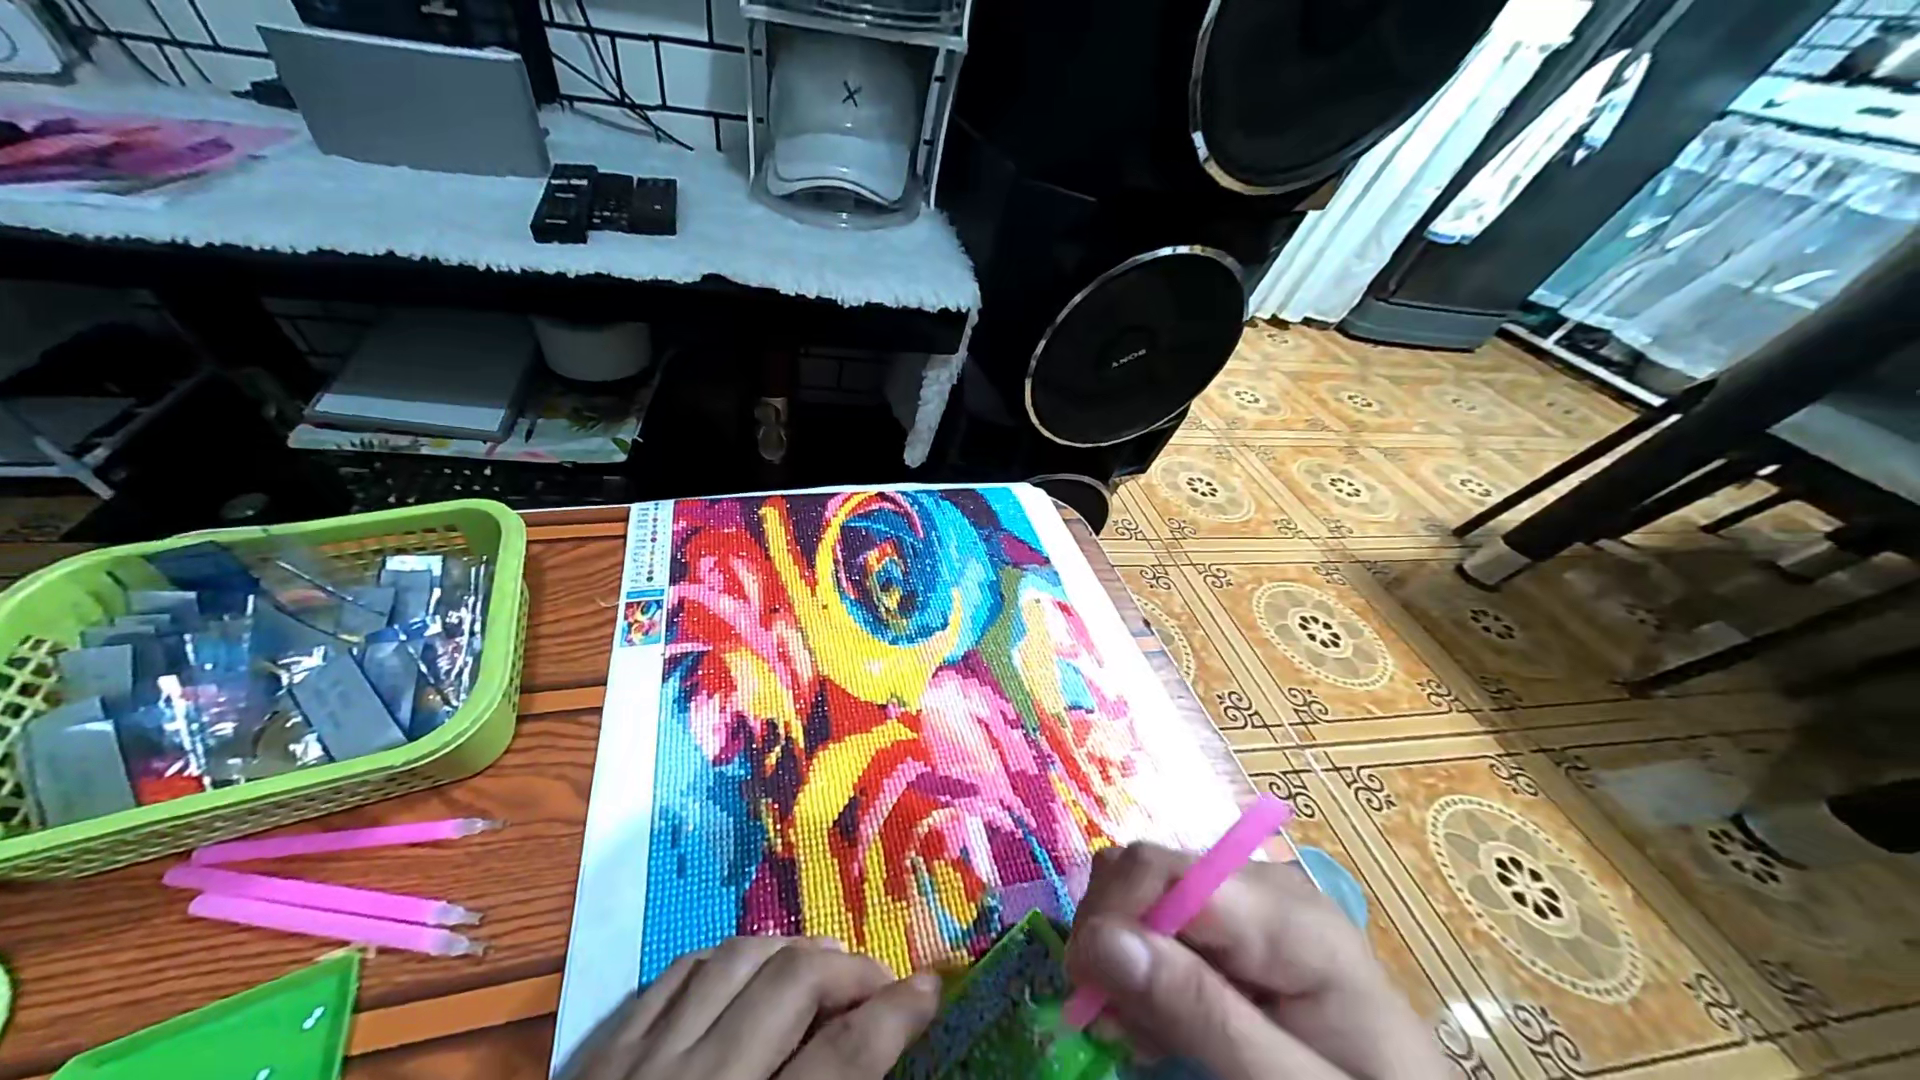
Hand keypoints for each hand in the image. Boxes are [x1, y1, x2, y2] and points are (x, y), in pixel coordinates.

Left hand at [565, 936, 940, 1079]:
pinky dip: (726, 960)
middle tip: (878, 987)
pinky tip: (746, 974)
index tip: (931, 989)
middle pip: (794, 983)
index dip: (897, 1013)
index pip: (842, 1059)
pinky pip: (678, 970)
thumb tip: (869, 1066)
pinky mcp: (600, 1055)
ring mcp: (639, 1063)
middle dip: (853, 971)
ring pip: (737, 957)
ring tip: (820, 969)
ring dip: (792, 954)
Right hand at [1065, 843, 1447, 1079]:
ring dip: (1121, 956)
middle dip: (1110, 938)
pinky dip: (1143, 966)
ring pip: (1144, 892)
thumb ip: (1201, 1014)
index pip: (1160, 870)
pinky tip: (1158, 1020)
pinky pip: (1164, 919)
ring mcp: (1250, 900)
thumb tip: (1100, 940)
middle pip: (1145, 871)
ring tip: (1139, 1032)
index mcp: (1286, 914)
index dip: (1108, 919)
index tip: (1088, 997)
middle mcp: (1262, 884)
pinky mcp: (1240, 923)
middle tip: (1114, 1024)